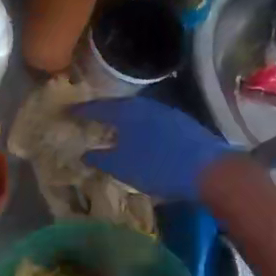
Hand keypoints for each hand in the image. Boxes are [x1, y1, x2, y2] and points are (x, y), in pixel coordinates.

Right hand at [70, 96, 237, 201]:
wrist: (208, 170)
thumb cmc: (158, 167)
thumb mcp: (123, 167)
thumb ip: (101, 159)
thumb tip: (84, 154)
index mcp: (127, 111)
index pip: (97, 108)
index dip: (80, 111)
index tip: (67, 112)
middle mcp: (145, 105)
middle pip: (119, 106)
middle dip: (104, 113)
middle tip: (89, 119)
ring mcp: (167, 112)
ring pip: (137, 112)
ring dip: (124, 120)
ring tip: (112, 129)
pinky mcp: (182, 123)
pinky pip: (152, 120)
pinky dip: (140, 126)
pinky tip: (139, 137)